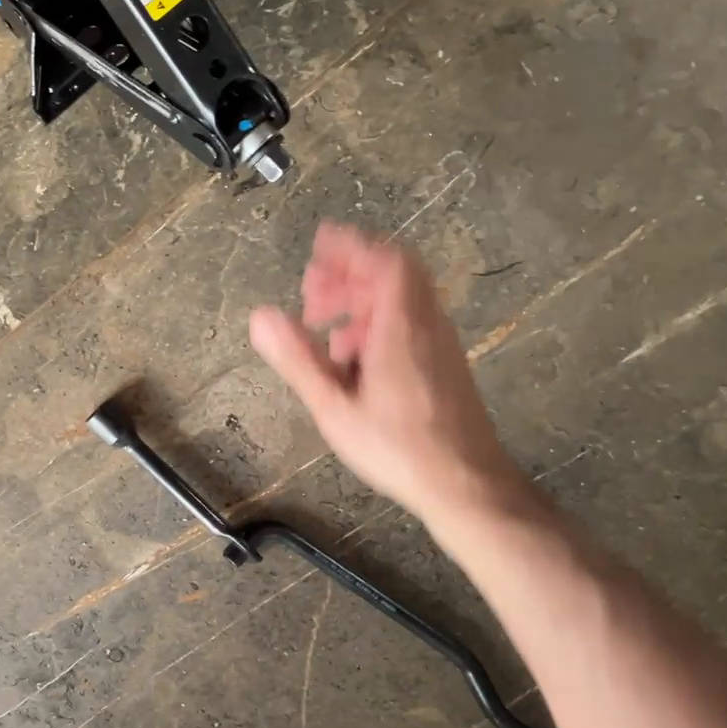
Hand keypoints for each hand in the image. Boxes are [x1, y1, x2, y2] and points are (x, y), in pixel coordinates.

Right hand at [248, 222, 524, 523]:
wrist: (466, 485)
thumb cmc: (396, 447)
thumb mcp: (334, 407)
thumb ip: (297, 359)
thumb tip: (260, 316)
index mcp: (401, 328)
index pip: (385, 262)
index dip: (352, 246)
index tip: (320, 242)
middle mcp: (427, 326)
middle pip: (393, 274)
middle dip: (348, 273)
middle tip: (310, 291)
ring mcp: (440, 345)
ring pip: (401, 299)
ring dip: (359, 299)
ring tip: (322, 324)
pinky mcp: (442, 365)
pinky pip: (408, 322)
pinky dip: (374, 321)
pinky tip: (350, 358)